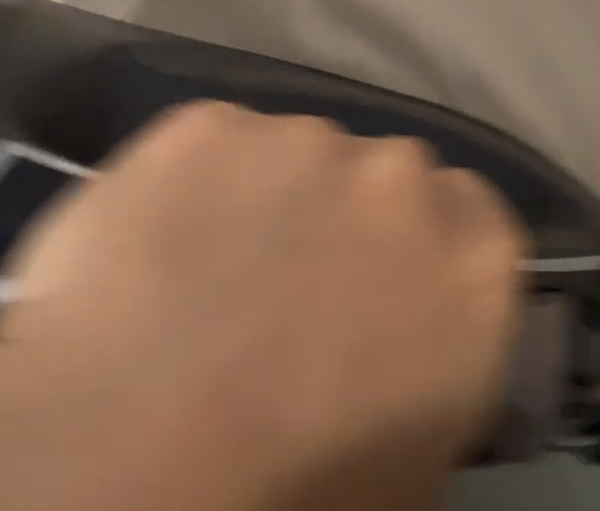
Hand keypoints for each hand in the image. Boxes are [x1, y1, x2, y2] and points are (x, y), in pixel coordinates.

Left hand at [0, 102, 527, 510]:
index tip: (380, 284)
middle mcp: (399, 175)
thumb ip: (430, 366)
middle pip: (382, 176)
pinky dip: (189, 185)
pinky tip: (151, 247)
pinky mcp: (203, 125)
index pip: (471, 215)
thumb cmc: (296, 490)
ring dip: (264, 197)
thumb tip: (393, 349)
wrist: (126, 464)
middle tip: (285, 284)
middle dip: (344, 217)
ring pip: (293, 155)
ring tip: (203, 271)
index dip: (421, 248)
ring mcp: (298, 139)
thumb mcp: (413, 463)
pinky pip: (211, 147)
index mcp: (474, 257)